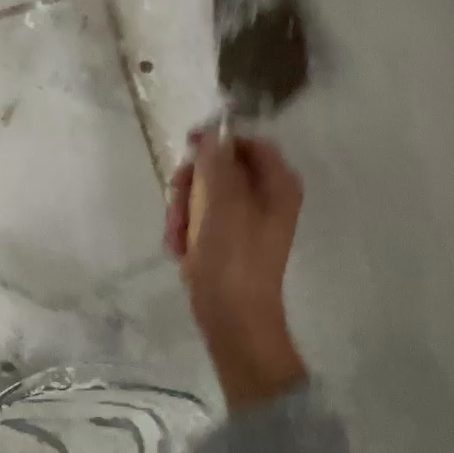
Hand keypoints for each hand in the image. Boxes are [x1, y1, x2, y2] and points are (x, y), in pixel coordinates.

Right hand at [165, 130, 307, 404]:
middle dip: (190, 186)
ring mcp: (247, 224)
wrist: (233, 317)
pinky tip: (180, 251)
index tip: (185, 148)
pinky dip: (187, 233)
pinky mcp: (229, 245)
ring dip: (183, 212)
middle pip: (220, 170)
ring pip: (204, 197)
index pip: (248, 143)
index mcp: (277, 184)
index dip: (216, 141)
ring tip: (177, 237)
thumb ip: (215, 160)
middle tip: (176, 203)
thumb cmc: (231, 256)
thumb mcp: (220, 199)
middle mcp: (267, 200)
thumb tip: (211, 135)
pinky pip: (201, 224)